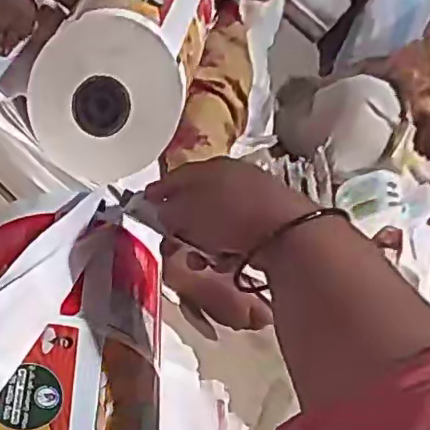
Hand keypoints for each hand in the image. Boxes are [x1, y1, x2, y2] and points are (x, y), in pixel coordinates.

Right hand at [141, 157, 318, 268]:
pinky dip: (225, 250)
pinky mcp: (268, 223)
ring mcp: (253, 200)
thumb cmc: (228, 218)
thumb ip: (165, 211)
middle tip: (171, 244)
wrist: (286, 236)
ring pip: (214, 223)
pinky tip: (225, 261)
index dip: (157, 193)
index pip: (175, 177)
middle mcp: (233, 178)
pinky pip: (234, 236)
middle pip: (195, 203)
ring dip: (201, 243)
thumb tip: (160, 211)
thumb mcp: (185, 214)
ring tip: (200, 259)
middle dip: (180, 227)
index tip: (143, 208)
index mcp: (210, 167)